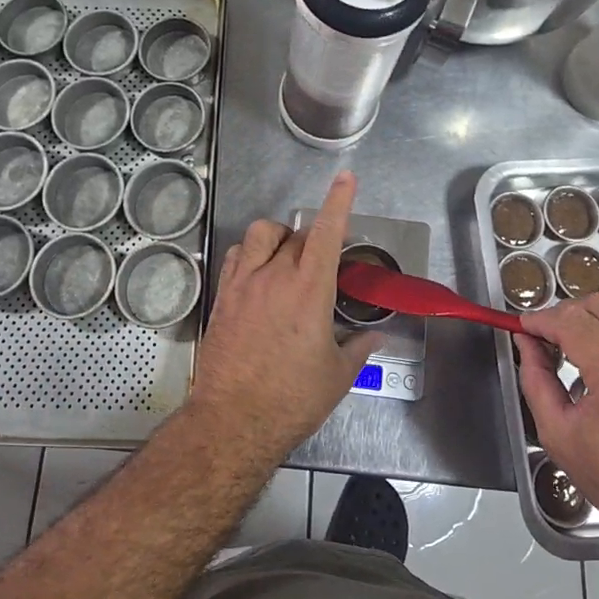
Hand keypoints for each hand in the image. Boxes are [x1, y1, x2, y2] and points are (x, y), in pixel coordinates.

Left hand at [191, 171, 381, 457]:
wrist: (235, 420)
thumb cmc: (293, 399)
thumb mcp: (337, 376)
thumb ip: (359, 347)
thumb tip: (376, 335)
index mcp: (310, 290)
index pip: (326, 232)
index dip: (338, 201)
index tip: (346, 178)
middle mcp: (275, 276)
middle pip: (297, 235)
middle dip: (314, 239)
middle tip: (323, 265)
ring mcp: (244, 283)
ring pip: (261, 235)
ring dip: (279, 238)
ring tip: (286, 259)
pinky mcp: (223, 296)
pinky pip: (237, 256)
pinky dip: (251, 253)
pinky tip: (258, 274)